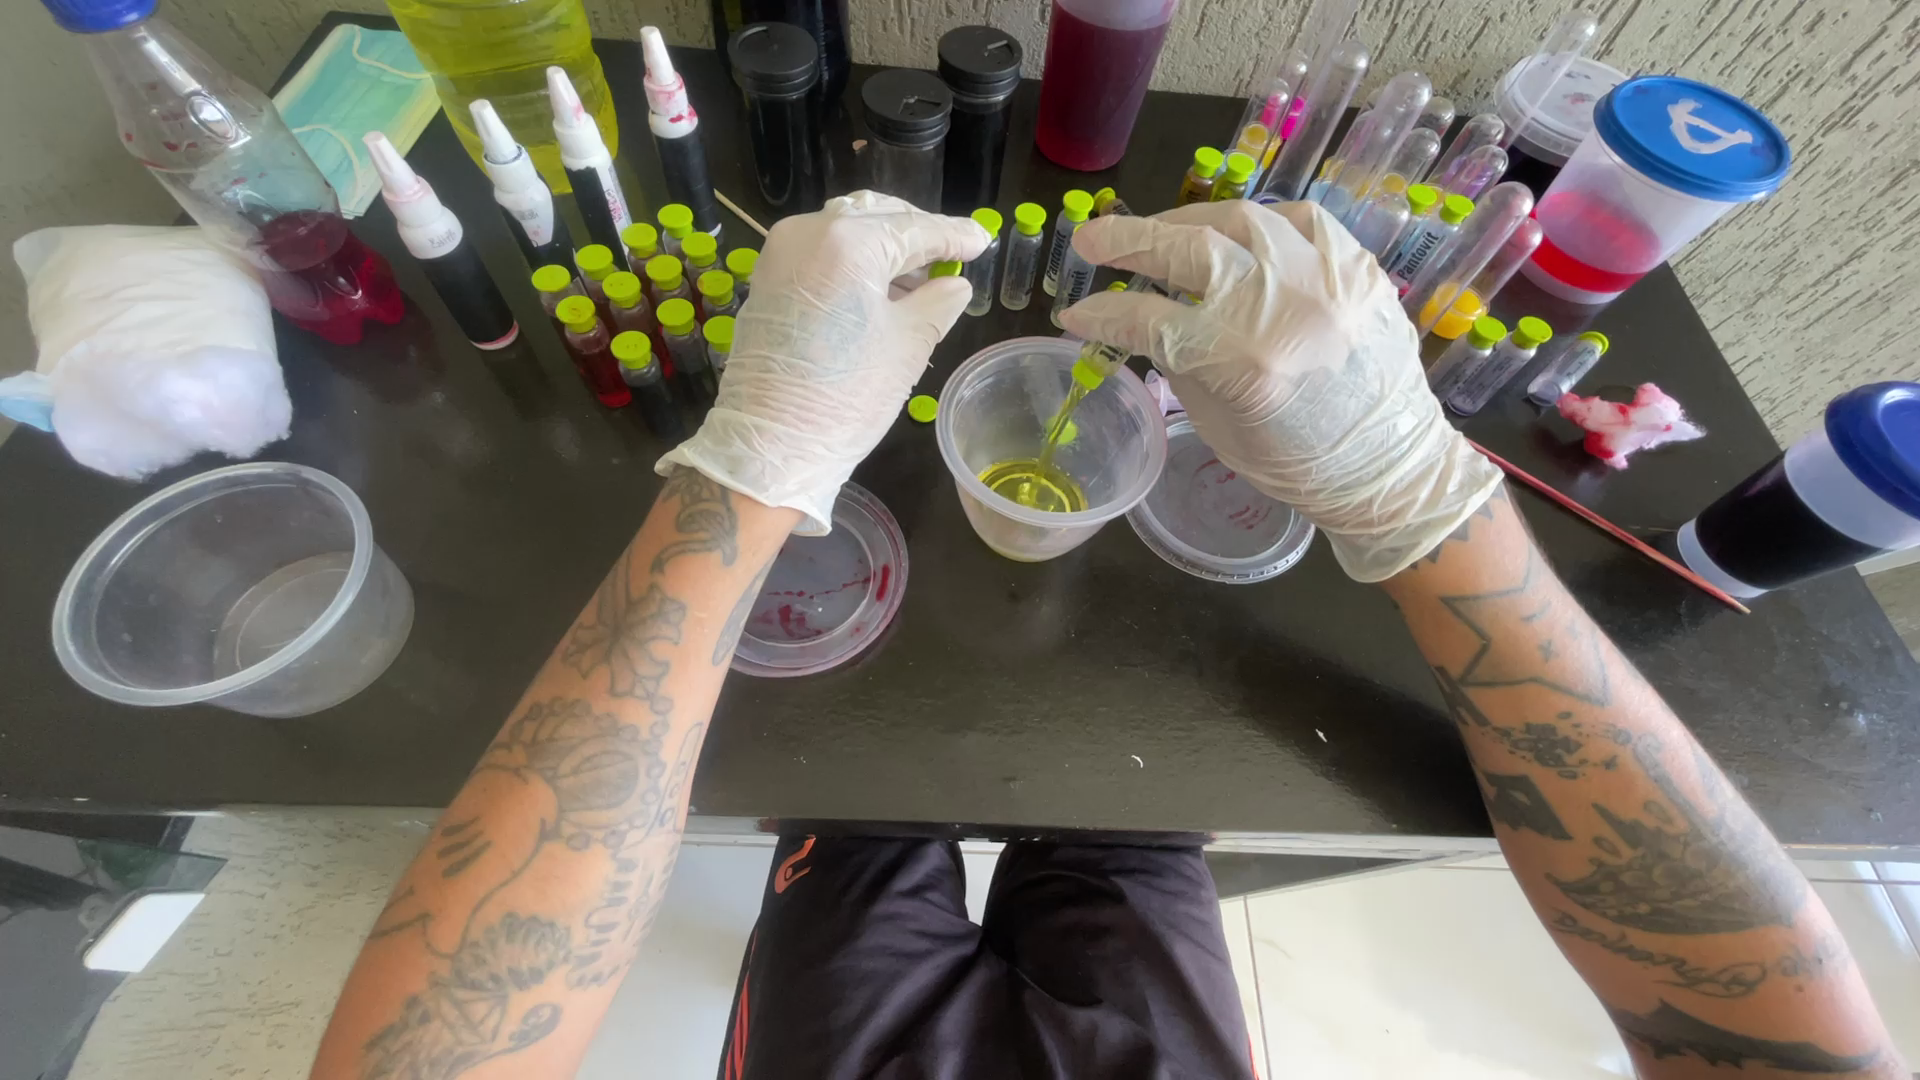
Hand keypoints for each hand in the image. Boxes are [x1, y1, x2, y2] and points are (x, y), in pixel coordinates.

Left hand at [657, 191, 987, 532]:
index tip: (982, 239)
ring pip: (845, 234)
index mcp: (848, 242)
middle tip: (950, 256)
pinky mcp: (768, 283)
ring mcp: (781, 256)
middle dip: (916, 236)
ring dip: (885, 250)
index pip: (914, 228)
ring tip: (920, 280)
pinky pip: (822, 256)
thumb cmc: (847, 396)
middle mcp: (807, 232)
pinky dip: (854, 264)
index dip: (953, 235)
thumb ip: (939, 302)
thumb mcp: (908, 346)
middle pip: (875, 218)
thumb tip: (954, 284)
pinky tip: (880, 291)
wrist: (773, 445)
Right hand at [1059, 200, 1500, 581]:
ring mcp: (1327, 278)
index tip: (1073, 314)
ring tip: (1158, 234)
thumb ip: (1181, 361)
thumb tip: (1147, 320)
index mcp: (1243, 364)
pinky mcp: (1357, 265)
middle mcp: (1285, 309)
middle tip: (1090, 238)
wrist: (1386, 462)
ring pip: (1242, 220)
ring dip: (1186, 223)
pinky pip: (1298, 219)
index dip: (1104, 315)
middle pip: (1191, 252)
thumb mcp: (1217, 421)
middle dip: (1130, 240)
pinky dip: (1254, 222)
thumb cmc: (1291, 461)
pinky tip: (1233, 234)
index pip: (1151, 322)